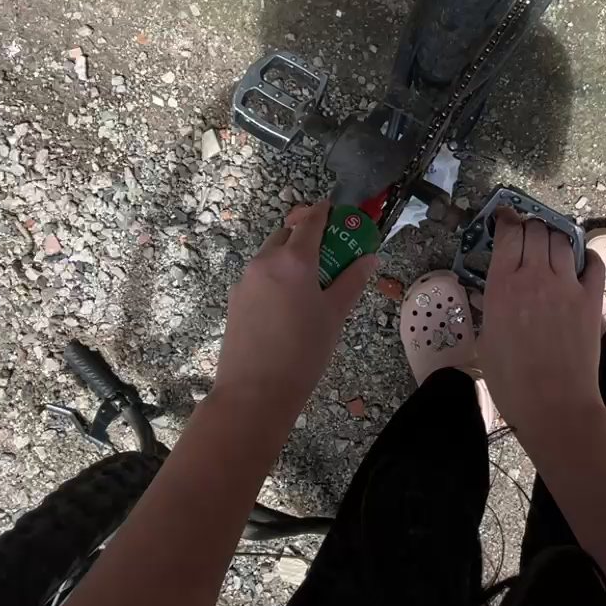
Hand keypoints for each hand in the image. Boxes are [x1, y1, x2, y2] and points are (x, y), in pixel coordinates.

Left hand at [214, 201, 377, 423]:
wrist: (253, 393)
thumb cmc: (303, 351)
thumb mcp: (335, 314)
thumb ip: (353, 280)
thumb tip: (370, 259)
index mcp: (294, 259)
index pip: (310, 220)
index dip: (325, 212)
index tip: (337, 211)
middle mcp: (266, 261)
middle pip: (288, 233)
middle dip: (307, 234)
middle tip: (330, 251)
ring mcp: (246, 279)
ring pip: (271, 253)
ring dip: (290, 255)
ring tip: (311, 281)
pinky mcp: (235, 298)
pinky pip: (260, 274)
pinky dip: (276, 274)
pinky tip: (288, 302)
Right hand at [478, 208, 605, 443]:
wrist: (554, 405)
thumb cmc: (511, 381)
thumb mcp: (485, 341)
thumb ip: (485, 309)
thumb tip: (481, 291)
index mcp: (503, 285)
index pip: (509, 233)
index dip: (506, 219)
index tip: (504, 218)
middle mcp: (536, 276)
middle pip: (536, 230)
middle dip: (529, 226)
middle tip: (526, 236)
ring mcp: (567, 285)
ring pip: (562, 240)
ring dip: (554, 237)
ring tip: (550, 245)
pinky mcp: (591, 299)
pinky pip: (593, 263)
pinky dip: (586, 256)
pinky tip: (579, 261)